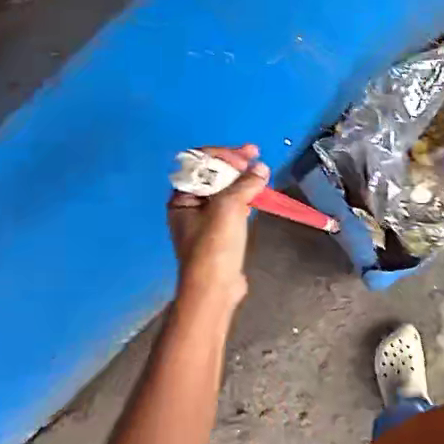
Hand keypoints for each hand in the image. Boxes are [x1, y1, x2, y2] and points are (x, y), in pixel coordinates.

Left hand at [166, 144, 268, 308]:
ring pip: (223, 191)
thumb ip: (245, 183)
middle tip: (256, 156)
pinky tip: (257, 194)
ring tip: (261, 172)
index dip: (223, 154)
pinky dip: (243, 197)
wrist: (214, 289)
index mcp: (182, 198)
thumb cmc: (214, 244)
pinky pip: (231, 207)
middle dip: (234, 164)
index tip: (247, 154)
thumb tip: (261, 169)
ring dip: (241, 179)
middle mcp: (189, 207)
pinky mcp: (219, 234)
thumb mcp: (229, 207)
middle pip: (212, 175)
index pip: (200, 164)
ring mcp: (204, 221)